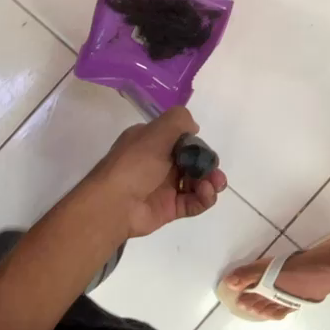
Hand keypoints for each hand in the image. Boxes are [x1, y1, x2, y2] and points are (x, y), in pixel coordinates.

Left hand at [78, 108, 226, 238]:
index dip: (196, 143)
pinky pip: (194, 202)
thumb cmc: (134, 164)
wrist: (115, 203)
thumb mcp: (155, 132)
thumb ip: (178, 121)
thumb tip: (193, 128)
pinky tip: (205, 192)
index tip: (202, 148)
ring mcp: (164, 186)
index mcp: (150, 142)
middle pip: (192, 161)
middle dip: (208, 164)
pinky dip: (204, 197)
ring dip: (210, 181)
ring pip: (196, 182)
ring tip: (214, 183)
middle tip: (214, 170)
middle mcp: (157, 162)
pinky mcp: (170, 208)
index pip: (180, 139)